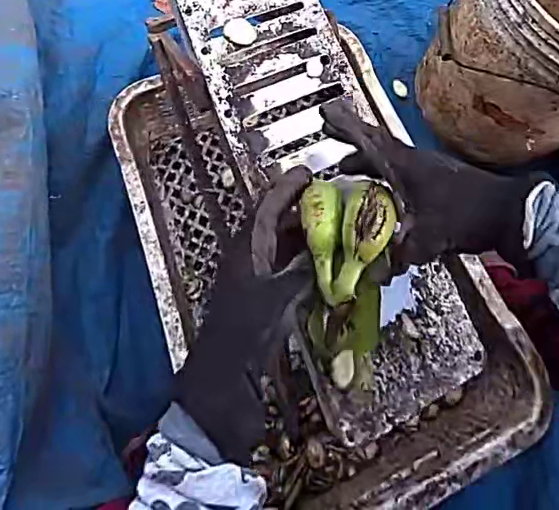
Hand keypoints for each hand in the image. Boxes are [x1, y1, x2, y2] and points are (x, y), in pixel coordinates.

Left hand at [173, 166, 314, 462]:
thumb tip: (325, 254)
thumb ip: (300, 271)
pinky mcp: (265, 302)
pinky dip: (307, 264)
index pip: (267, 206)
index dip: (286, 187)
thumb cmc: (242, 335)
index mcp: (246, 249)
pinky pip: (288, 271)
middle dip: (302, 209)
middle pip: (276, 223)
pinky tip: (327, 266)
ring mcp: (257, 280)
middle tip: (333, 199)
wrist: (222, 386)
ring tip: (336, 228)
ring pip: (284, 247)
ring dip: (307, 237)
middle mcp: (250, 258)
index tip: (308, 171)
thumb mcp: (275, 298)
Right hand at [321, 99, 539, 269]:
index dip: (345, 127)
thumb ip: (399, 255)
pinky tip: (377, 189)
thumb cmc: (467, 214)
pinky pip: (397, 169)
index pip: (369, 140)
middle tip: (328, 128)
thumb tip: (371, 275)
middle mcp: (412, 160)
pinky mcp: (433, 180)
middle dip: (350, 136)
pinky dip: (380, 172)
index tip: (326, 111)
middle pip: (374, 143)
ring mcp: (424, 168)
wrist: (508, 211)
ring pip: (386, 157)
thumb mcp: (430, 237)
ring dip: (364, 157)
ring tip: (344, 165)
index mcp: (406, 165)